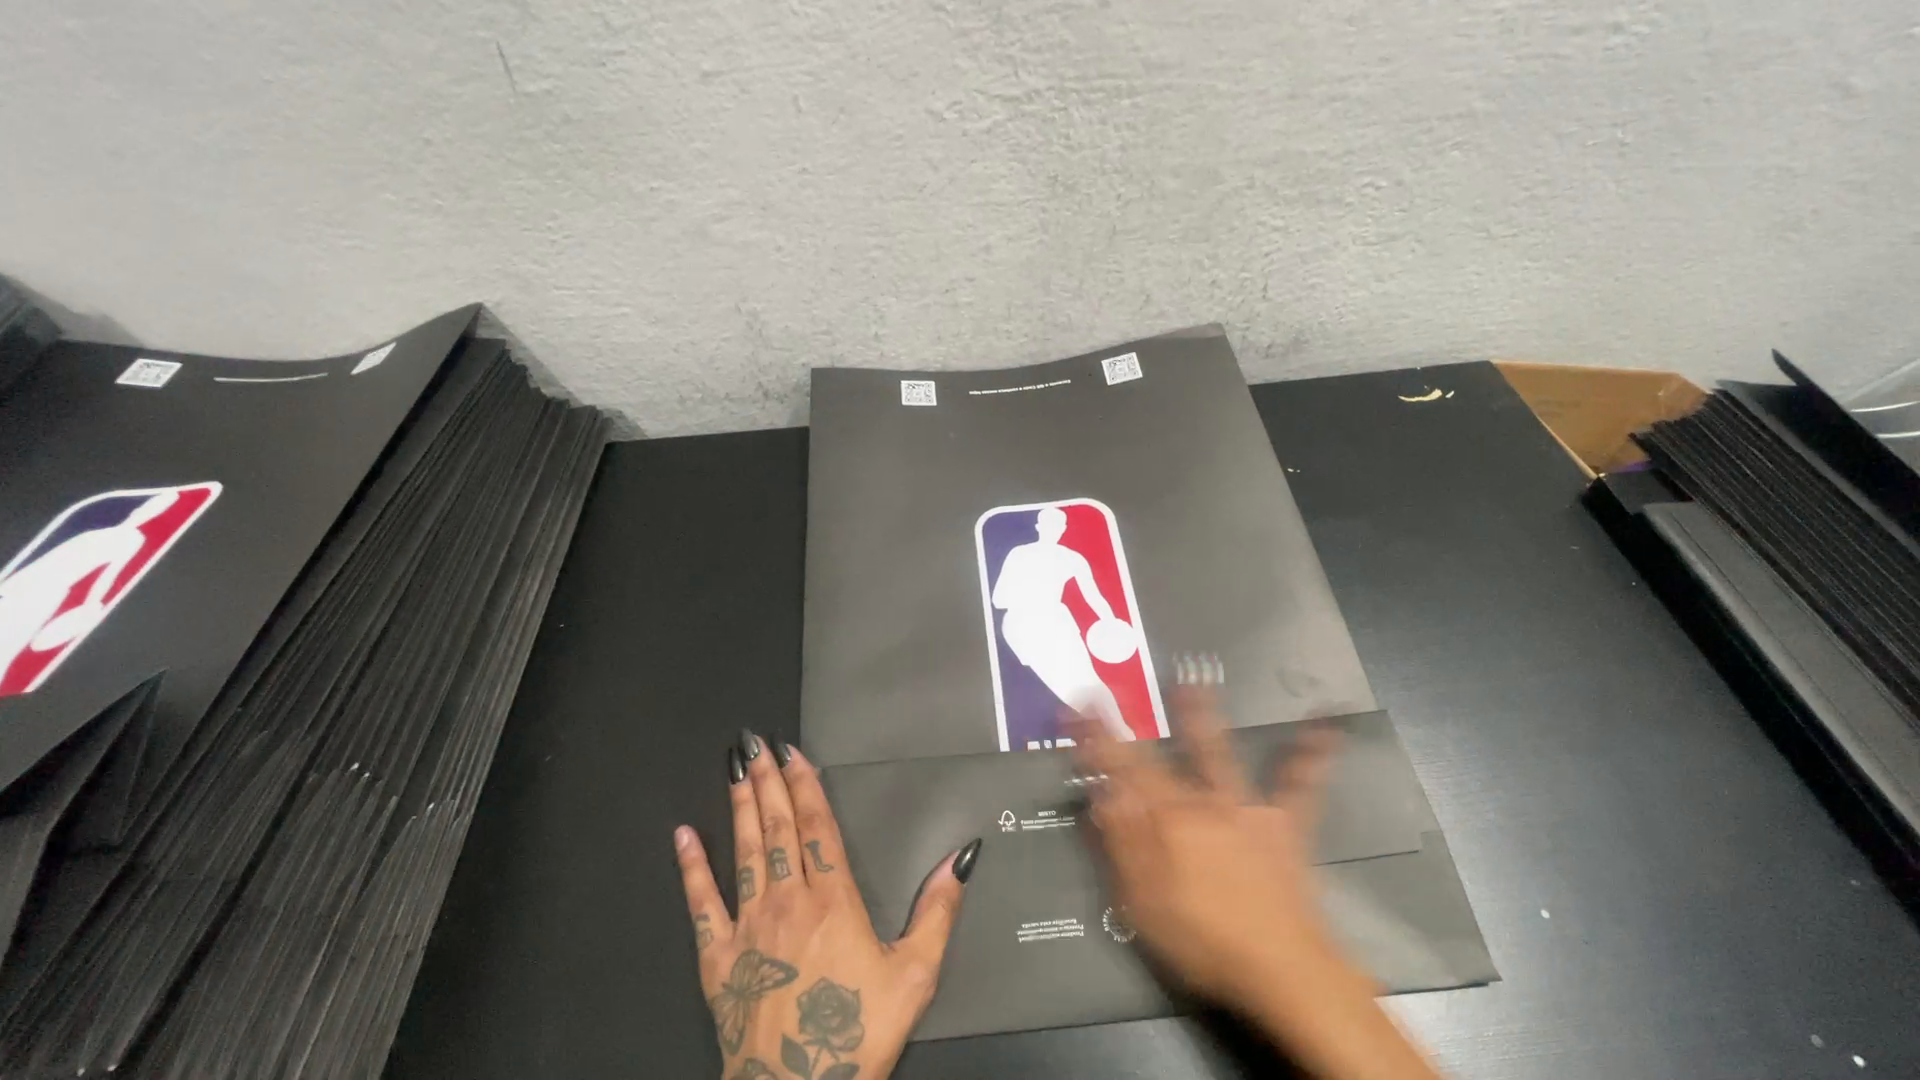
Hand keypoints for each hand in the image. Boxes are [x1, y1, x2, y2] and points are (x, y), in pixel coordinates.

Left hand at [676, 731, 980, 1079]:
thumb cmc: (857, 1033)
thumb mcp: (915, 973)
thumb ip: (936, 911)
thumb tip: (959, 858)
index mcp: (834, 902)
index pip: (817, 828)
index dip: (805, 785)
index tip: (793, 753)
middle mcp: (788, 902)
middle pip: (777, 828)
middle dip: (767, 781)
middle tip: (754, 743)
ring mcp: (748, 926)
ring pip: (743, 851)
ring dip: (739, 806)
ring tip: (733, 768)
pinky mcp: (717, 958)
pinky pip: (701, 902)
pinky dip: (691, 866)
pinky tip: (683, 835)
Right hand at [1073, 680, 1442, 1079]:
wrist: (1283, 968)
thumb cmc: (1203, 939)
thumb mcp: (1142, 901)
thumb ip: (1122, 843)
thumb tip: (1101, 792)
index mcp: (1166, 823)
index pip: (1122, 771)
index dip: (1097, 737)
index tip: (1079, 703)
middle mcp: (1203, 804)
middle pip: (1166, 756)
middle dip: (1139, 721)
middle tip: (1126, 686)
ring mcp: (1247, 811)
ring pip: (1221, 755)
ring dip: (1205, 716)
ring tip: (1198, 679)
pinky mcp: (1286, 827)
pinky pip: (1301, 785)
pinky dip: (1312, 753)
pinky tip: (1327, 724)